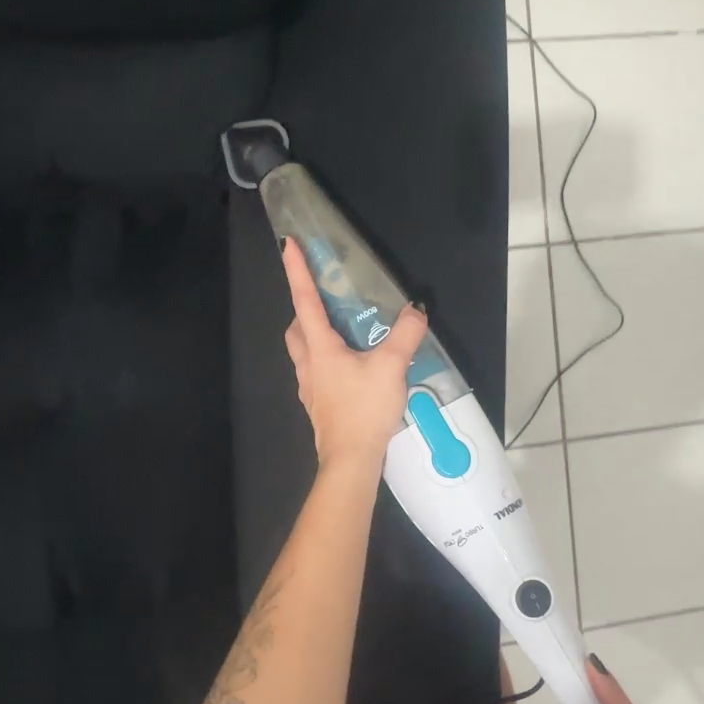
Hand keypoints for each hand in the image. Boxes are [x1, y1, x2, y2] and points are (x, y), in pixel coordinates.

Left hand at [280, 237, 428, 480]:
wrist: (350, 459)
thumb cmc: (364, 409)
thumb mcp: (391, 367)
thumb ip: (404, 335)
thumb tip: (415, 311)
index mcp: (320, 347)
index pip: (304, 299)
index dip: (297, 271)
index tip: (288, 244)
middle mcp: (308, 363)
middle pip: (296, 328)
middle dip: (304, 309)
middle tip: (326, 300)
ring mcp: (310, 387)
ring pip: (303, 351)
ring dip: (314, 336)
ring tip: (342, 333)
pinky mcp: (318, 405)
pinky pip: (316, 372)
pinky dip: (326, 360)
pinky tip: (350, 369)